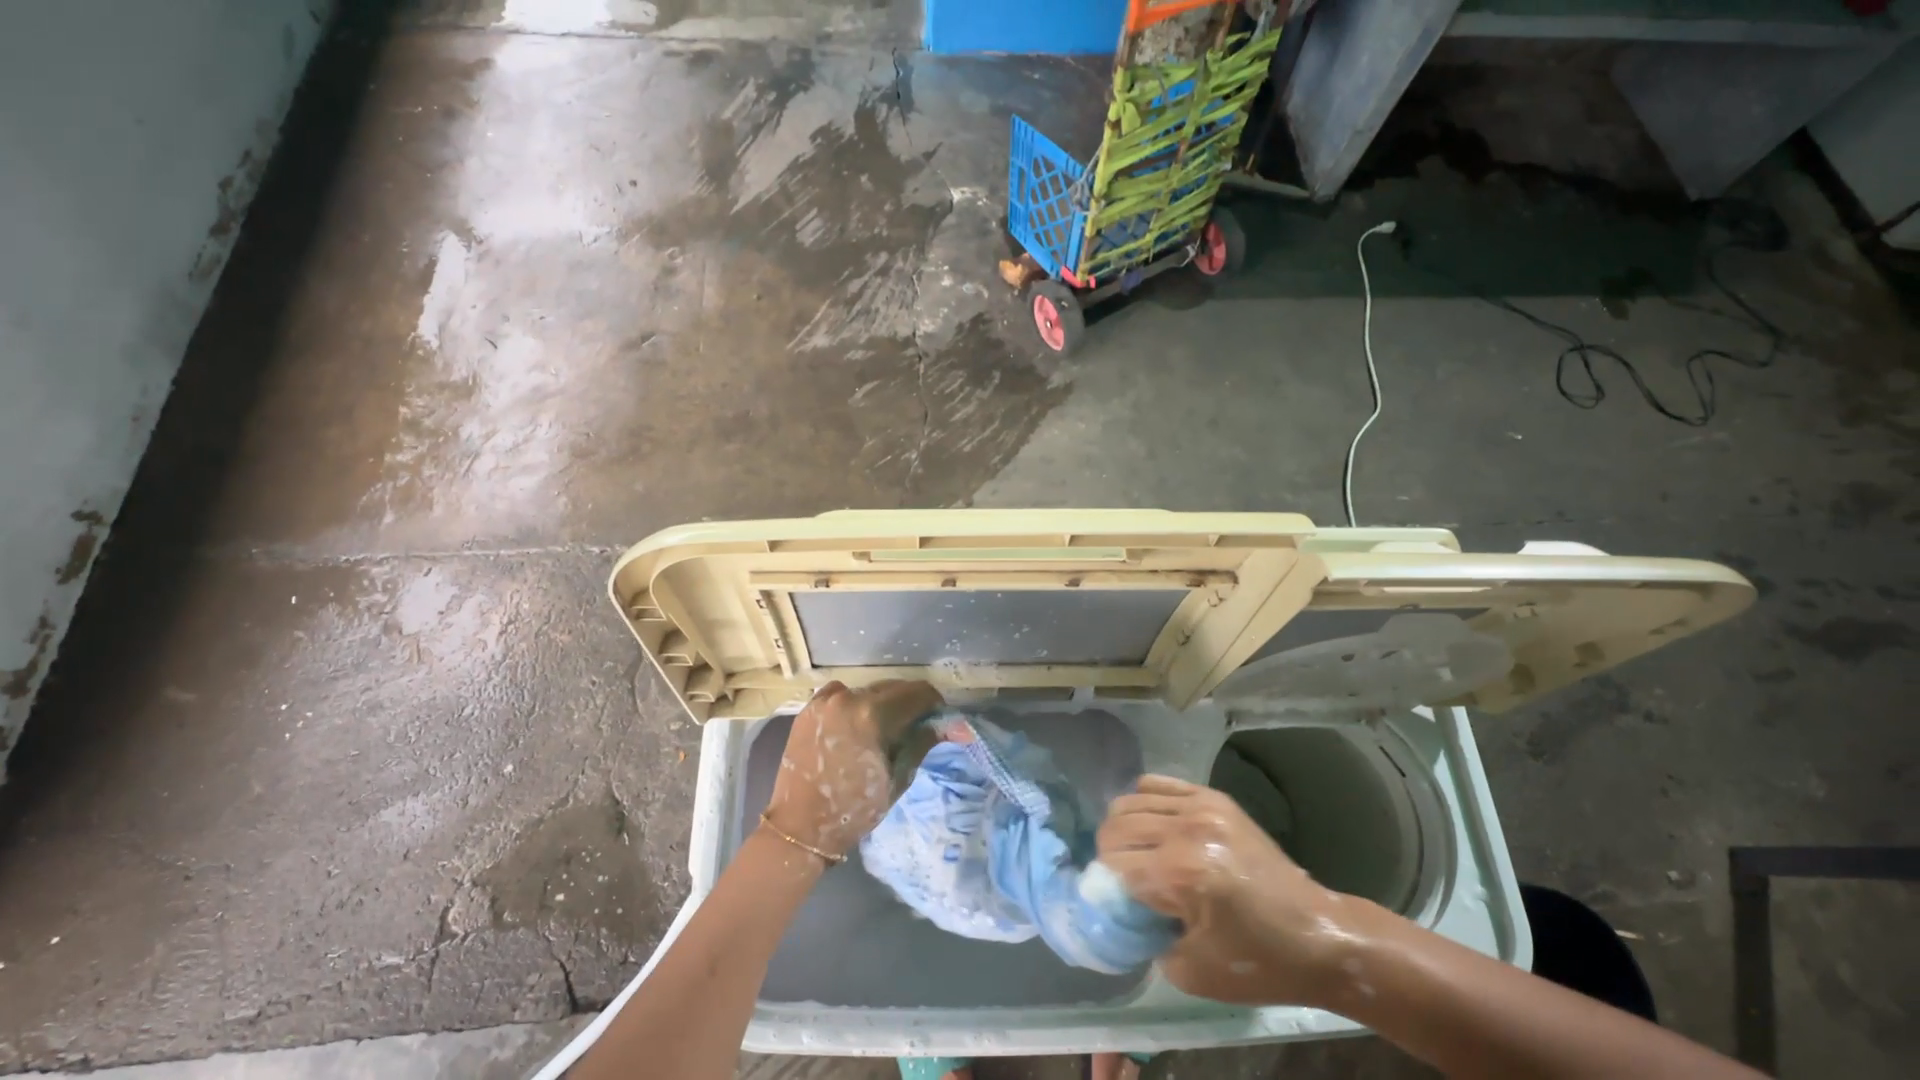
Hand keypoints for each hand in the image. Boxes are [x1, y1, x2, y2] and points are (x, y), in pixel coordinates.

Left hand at [763, 680, 942, 858]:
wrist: (801, 827)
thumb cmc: (855, 809)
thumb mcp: (898, 778)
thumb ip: (923, 742)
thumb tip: (956, 726)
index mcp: (873, 714)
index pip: (917, 693)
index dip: (934, 704)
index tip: (939, 720)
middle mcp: (848, 698)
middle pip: (892, 688)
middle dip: (909, 704)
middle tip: (916, 728)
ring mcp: (825, 701)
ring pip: (868, 691)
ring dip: (882, 704)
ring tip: (884, 732)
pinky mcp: (809, 709)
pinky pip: (842, 696)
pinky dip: (855, 706)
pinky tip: (856, 728)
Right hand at [1098, 774, 1363, 1007]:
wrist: (1322, 937)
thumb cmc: (1259, 962)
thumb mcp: (1190, 970)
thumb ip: (1145, 937)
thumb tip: (1126, 912)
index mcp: (1180, 870)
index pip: (1112, 861)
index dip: (1108, 886)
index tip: (1121, 906)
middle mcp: (1187, 827)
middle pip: (1116, 824)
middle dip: (1112, 855)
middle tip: (1130, 883)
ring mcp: (1204, 806)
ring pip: (1132, 800)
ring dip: (1127, 829)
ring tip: (1144, 856)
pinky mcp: (1218, 799)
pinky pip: (1159, 785)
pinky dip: (1147, 804)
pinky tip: (1158, 830)